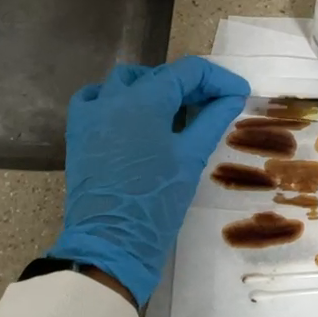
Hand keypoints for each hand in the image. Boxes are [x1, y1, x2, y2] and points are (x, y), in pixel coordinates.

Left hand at [48, 56, 249, 306]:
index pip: (188, 71)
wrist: (111, 245)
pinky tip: (128, 112)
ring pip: (126, 80)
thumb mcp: (192, 158)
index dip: (218, 78)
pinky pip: (93, 98)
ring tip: (174, 108)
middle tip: (216, 104)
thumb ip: (213, 119)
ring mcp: (93, 112)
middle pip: (160, 74)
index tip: (239, 93)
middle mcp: (116, 96)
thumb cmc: (156, 202)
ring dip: (153, 86)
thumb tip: (233, 96)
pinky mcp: (78, 131)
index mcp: (147, 98)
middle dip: (191, 85)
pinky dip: (113, 97)